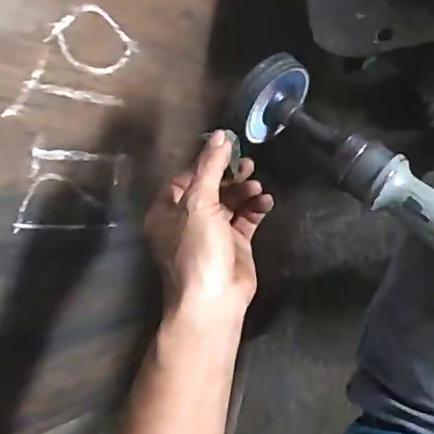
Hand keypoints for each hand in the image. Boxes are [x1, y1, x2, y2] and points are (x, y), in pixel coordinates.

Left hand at [145, 131, 273, 318]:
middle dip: (229, 175)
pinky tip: (266, 201)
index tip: (228, 149)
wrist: (213, 298)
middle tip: (249, 164)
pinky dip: (256, 208)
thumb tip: (221, 135)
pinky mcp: (235, 244)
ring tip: (258, 185)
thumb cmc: (197, 248)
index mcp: (167, 210)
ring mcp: (212, 233)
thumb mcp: (199, 202)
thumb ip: (210, 167)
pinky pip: (246, 218)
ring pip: (230, 202)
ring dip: (244, 191)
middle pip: (210, 188)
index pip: (185, 177)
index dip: (205, 162)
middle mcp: (187, 220)